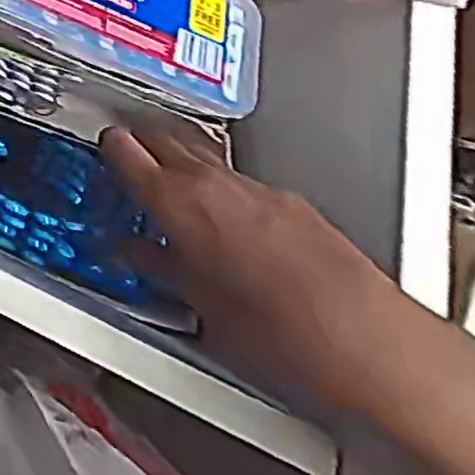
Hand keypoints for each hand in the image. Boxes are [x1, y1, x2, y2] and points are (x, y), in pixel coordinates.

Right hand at [100, 125, 404, 406]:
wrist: (371, 341)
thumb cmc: (282, 328)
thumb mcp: (196, 301)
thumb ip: (159, 264)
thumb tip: (141, 255)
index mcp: (174, 198)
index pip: (124, 147)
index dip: (108, 147)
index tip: (103, 152)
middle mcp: (212, 181)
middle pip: (161, 132)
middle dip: (139, 139)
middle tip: (126, 153)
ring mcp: (254, 187)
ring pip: (200, 150)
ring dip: (179, 157)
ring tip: (170, 181)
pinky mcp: (289, 201)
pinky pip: (238, 178)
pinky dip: (219, 184)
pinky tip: (223, 216)